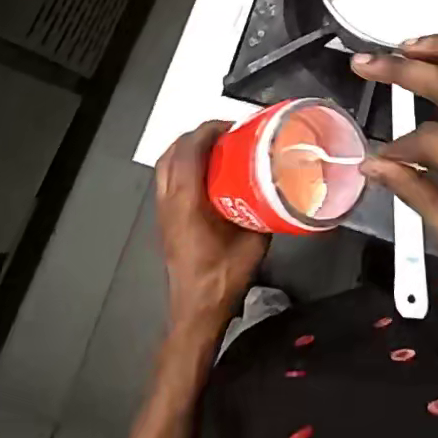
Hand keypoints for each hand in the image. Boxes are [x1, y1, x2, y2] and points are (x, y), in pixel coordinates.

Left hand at [154, 121, 268, 325]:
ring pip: (165, 163)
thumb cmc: (222, 279)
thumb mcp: (253, 244)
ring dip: (186, 148)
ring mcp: (161, 208)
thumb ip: (263, 213)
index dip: (207, 131)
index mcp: (186, 201)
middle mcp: (168, 199)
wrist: (196, 311)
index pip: (189, 151)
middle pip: (173, 151)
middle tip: (225, 133)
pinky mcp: (163, 217)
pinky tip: (204, 172)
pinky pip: (166, 177)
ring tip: (214, 147)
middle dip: (197, 135)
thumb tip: (276, 188)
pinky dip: (181, 164)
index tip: (230, 126)